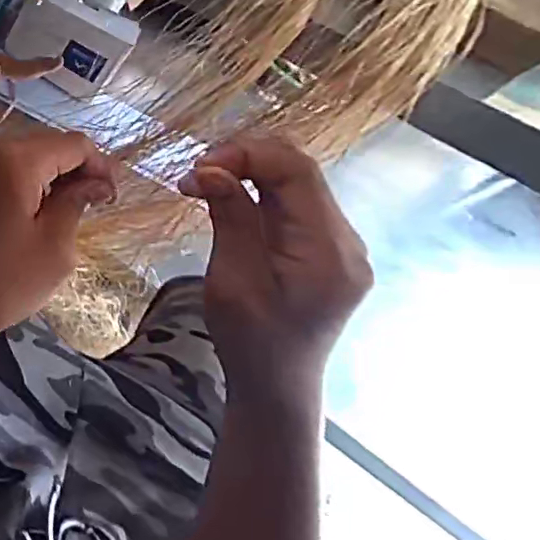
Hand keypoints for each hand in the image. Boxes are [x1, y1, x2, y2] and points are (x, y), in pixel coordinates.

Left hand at [0, 131, 115, 365]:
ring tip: (59, 207)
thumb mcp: (52, 250)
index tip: (110, 195)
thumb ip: (75, 204)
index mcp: (15, 159)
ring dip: (43, 170)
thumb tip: (94, 182)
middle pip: (42, 141)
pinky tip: (22, 207)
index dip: (98, 164)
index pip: (71, 143)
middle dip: (71, 165)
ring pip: (16, 149)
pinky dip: (14, 176)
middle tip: (90, 203)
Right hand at [180, 136, 371, 402]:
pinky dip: (252, 188)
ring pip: (292, 179)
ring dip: (244, 171)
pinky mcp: (320, 246)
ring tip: (201, 185)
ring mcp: (336, 242)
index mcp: (329, 249)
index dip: (245, 154)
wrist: (276, 386)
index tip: (199, 168)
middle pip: (297, 168)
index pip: (296, 170)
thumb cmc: (250, 340)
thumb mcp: (233, 279)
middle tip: (196, 175)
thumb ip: (231, 218)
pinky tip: (223, 198)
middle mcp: (344, 240)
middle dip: (242, 158)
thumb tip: (210, 168)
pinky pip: (288, 199)